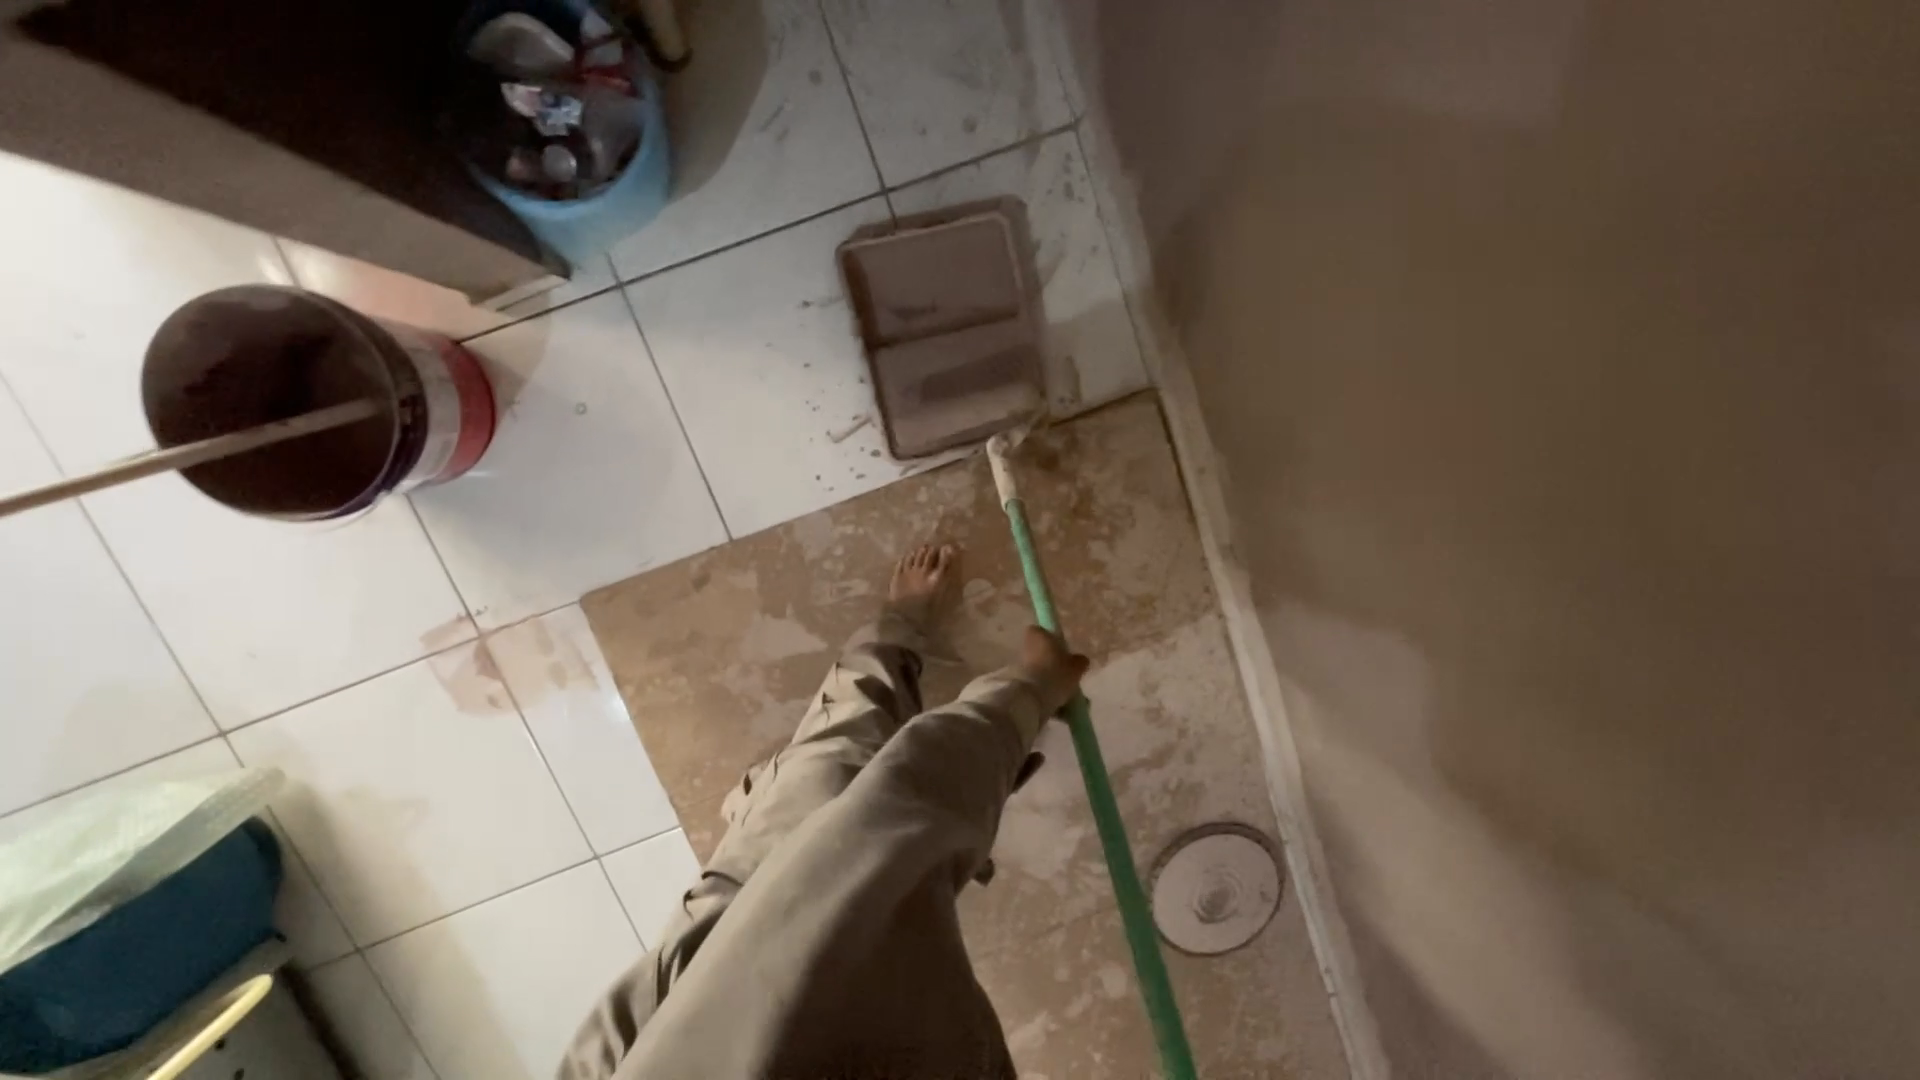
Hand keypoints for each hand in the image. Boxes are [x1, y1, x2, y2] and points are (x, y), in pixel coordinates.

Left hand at [1017, 626, 1089, 714]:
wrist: (1032, 699)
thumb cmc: (1055, 674)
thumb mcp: (1076, 667)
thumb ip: (1079, 662)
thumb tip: (1081, 660)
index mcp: (1038, 636)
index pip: (1040, 631)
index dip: (1052, 641)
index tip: (1064, 653)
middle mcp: (1027, 649)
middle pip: (1043, 656)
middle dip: (1057, 669)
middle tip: (1072, 681)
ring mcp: (1021, 668)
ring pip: (1042, 676)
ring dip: (1055, 687)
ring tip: (1073, 702)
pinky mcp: (1019, 686)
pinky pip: (1038, 691)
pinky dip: (1050, 699)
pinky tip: (1065, 713)